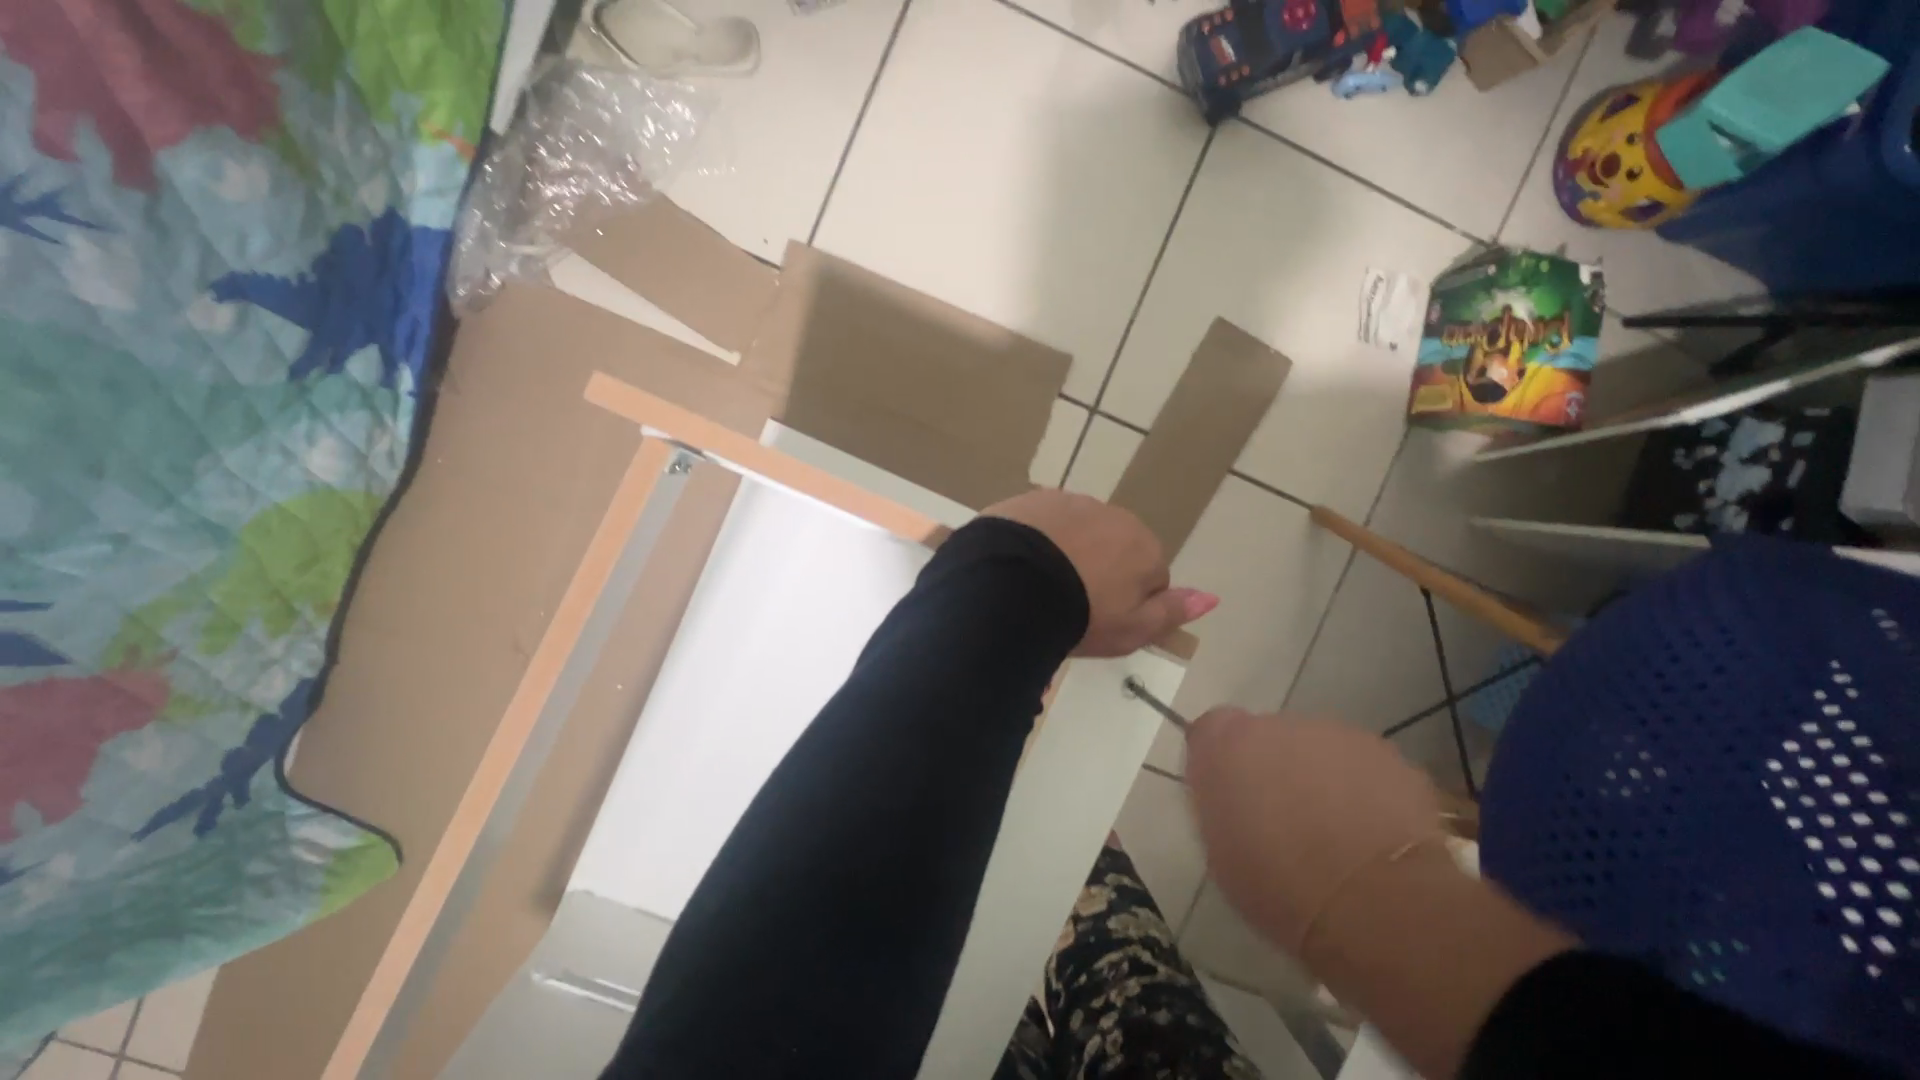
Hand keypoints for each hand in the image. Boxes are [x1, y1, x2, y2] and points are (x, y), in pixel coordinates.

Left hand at [983, 490, 1216, 656]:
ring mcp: (1072, 502)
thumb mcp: (1132, 629)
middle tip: (1069, 603)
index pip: (1150, 576)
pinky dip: (1036, 539)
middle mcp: (1115, 516)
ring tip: (1040, 586)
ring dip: (1067, 551)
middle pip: (1114, 547)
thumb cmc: (1080, 616)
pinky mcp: (1032, 499)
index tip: (1101, 619)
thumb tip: (1212, 596)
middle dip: (1098, 569)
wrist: (1013, 587)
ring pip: (1078, 531)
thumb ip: (1172, 611)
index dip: (1126, 602)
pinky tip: (1019, 565)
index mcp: (1145, 548)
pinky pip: (1043, 522)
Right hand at [1184, 708, 1443, 957]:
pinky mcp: (1384, 751)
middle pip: (1268, 738)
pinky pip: (1360, 765)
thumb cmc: (1282, 886)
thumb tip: (1235, 802)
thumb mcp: (1223, 856)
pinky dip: (1361, 790)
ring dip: (1318, 779)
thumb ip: (1222, 809)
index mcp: (1226, 747)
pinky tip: (1372, 834)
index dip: (1221, 762)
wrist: (1377, 898)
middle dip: (1273, 769)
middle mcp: (1276, 726)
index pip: (1211, 731)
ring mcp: (1334, 734)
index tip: (1231, 798)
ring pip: (1316, 750)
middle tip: (1284, 821)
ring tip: (1336, 833)